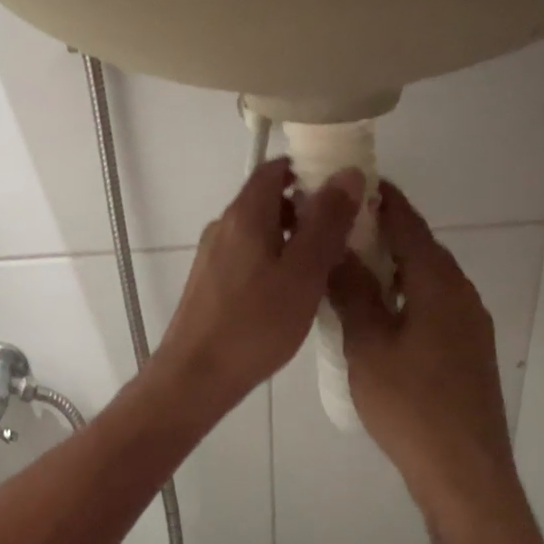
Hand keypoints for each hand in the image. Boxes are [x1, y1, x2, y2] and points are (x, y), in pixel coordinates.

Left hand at [156, 158, 364, 406]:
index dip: (311, 170)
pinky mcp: (211, 280)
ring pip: (260, 230)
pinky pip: (249, 254)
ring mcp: (213, 254)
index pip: (275, 169)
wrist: (196, 375)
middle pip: (269, 199)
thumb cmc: (255, 323)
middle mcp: (224, 225)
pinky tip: (296, 290)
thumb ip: (326, 222)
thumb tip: (347, 174)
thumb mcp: (303, 272)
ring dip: (294, 237)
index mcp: (244, 215)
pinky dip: (276, 258)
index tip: (345, 189)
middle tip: (346, 232)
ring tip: (328, 264)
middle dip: (308, 208)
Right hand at [327, 181, 512, 509]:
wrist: (464, 472)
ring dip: (390, 266)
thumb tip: (334, 247)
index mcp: (438, 284)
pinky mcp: (467, 351)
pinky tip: (374, 312)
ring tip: (346, 266)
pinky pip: (431, 305)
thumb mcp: (368, 343)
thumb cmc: (410, 404)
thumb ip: (351, 291)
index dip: (380, 199)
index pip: (408, 224)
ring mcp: (469, 325)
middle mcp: (461, 295)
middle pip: (419, 249)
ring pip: (425, 279)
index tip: (349, 181)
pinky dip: (402, 295)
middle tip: (334, 226)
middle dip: (380, 232)